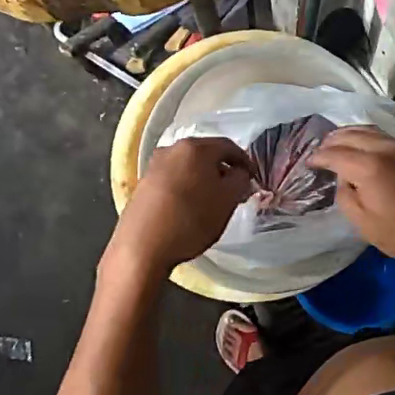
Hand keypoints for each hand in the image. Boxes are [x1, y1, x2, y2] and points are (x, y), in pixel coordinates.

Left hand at [106, 137, 253, 278]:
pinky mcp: (143, 184)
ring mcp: (154, 166)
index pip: (230, 146)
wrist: (141, 248)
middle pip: (207, 154)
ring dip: (205, 178)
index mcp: (196, 148)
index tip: (254, 178)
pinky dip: (188, 186)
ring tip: (215, 199)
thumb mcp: (229, 199)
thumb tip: (238, 173)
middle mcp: (172, 149)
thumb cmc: (192, 219)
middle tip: (237, 188)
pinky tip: (192, 206)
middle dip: (224, 169)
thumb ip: (241, 179)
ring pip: (189, 166)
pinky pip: (174, 178)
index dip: (246, 162)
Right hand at [308, 126, 394, 266]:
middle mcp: (384, 148)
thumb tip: (344, 181)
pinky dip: (365, 137)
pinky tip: (361, 148)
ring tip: (336, 145)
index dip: (318, 158)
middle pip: (350, 134)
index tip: (308, 163)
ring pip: (368, 130)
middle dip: (331, 141)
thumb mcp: (366, 225)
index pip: (335, 153)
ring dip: (349, 135)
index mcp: (369, 165)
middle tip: (318, 151)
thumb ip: (347, 198)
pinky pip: (381, 136)